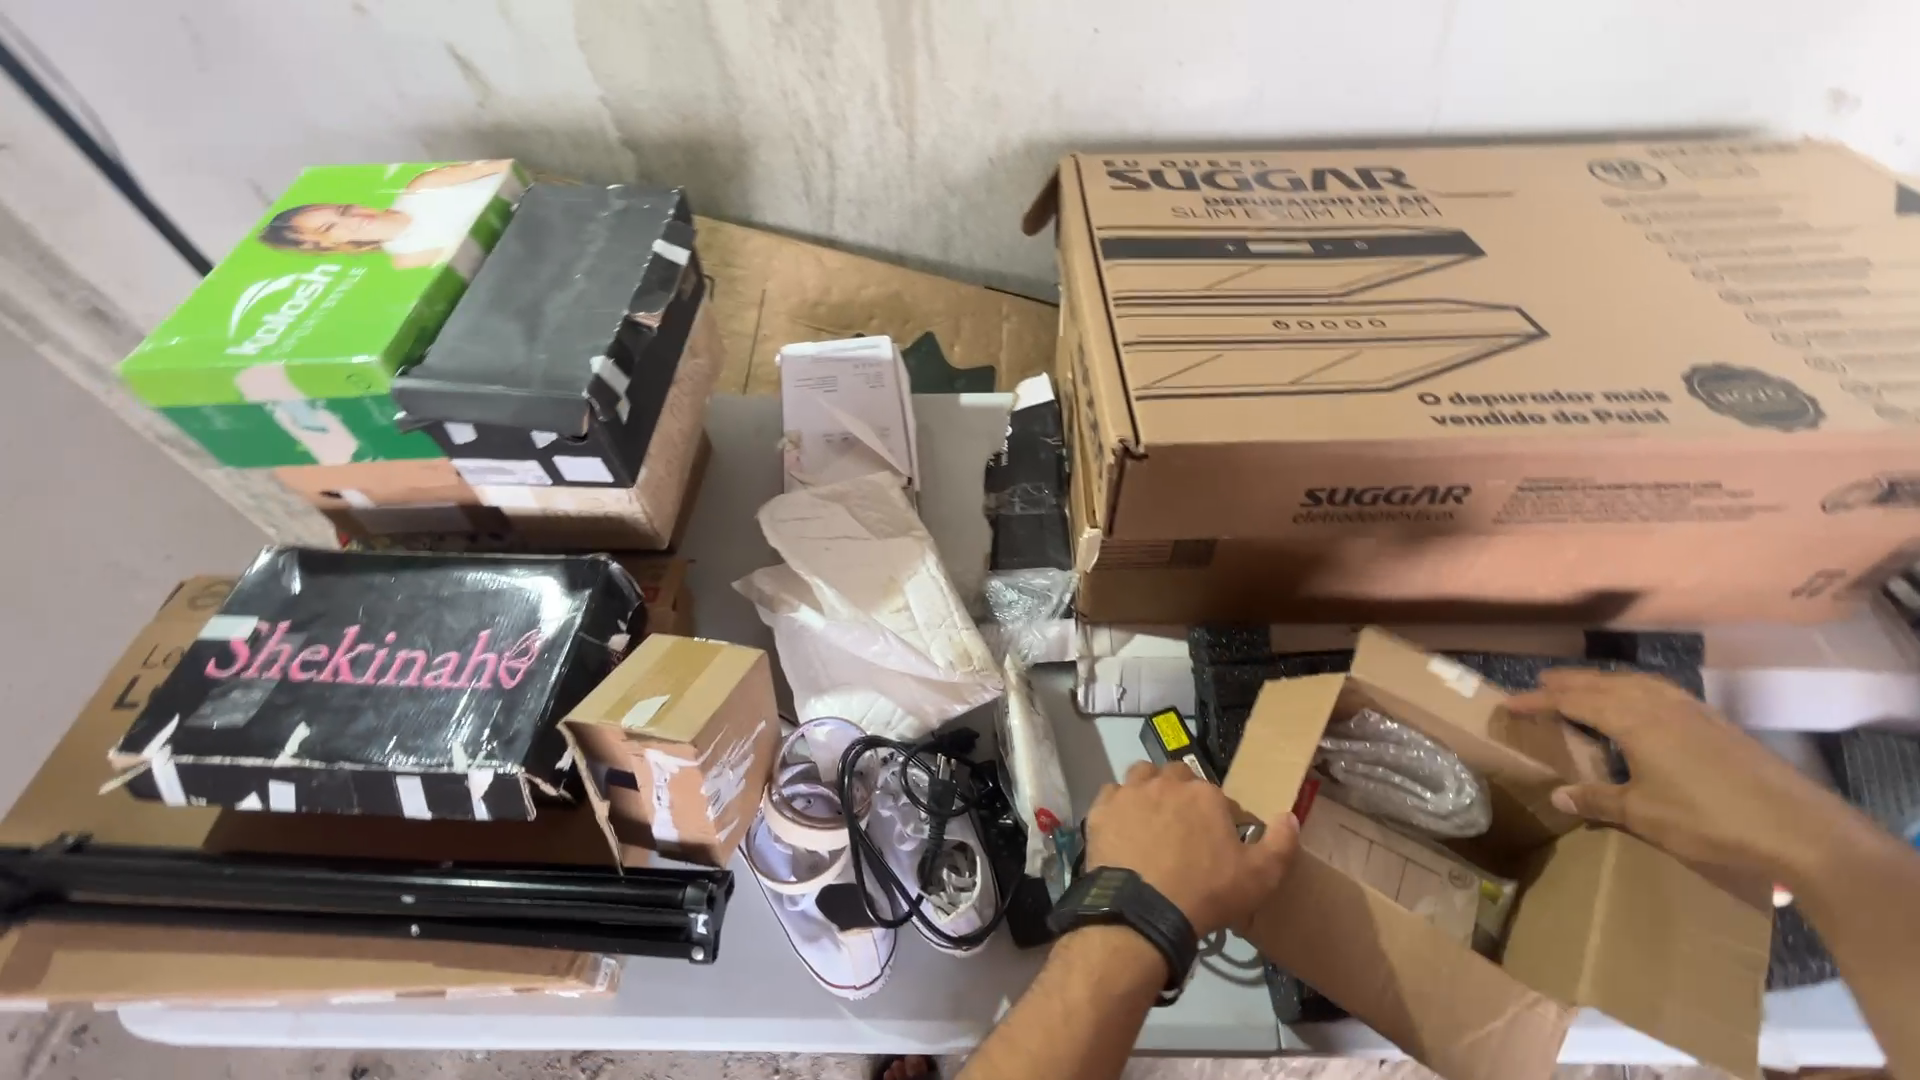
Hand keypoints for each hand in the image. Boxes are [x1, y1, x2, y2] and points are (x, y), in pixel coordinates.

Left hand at [1084, 762, 1297, 936]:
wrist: (1142, 910)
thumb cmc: (1205, 893)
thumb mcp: (1259, 878)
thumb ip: (1280, 844)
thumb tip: (1289, 816)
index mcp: (1205, 794)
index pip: (1215, 794)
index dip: (1216, 814)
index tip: (1215, 838)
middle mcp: (1166, 783)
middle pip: (1176, 775)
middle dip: (1181, 792)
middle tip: (1182, 825)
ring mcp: (1130, 792)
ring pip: (1141, 775)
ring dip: (1148, 787)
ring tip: (1151, 816)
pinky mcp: (1102, 808)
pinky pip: (1111, 794)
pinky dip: (1118, 805)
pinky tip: (1123, 826)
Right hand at [1507, 669, 1852, 879]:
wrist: (1802, 831)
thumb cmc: (1709, 819)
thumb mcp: (1642, 814)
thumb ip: (1598, 799)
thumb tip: (1557, 794)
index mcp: (1632, 721)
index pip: (1572, 701)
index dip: (1537, 700)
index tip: (1507, 703)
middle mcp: (1659, 706)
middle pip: (1603, 683)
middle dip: (1569, 682)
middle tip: (1541, 682)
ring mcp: (1693, 712)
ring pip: (1637, 683)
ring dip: (1605, 681)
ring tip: (1586, 686)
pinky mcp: (1717, 724)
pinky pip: (1662, 692)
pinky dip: (1637, 689)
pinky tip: (1641, 703)